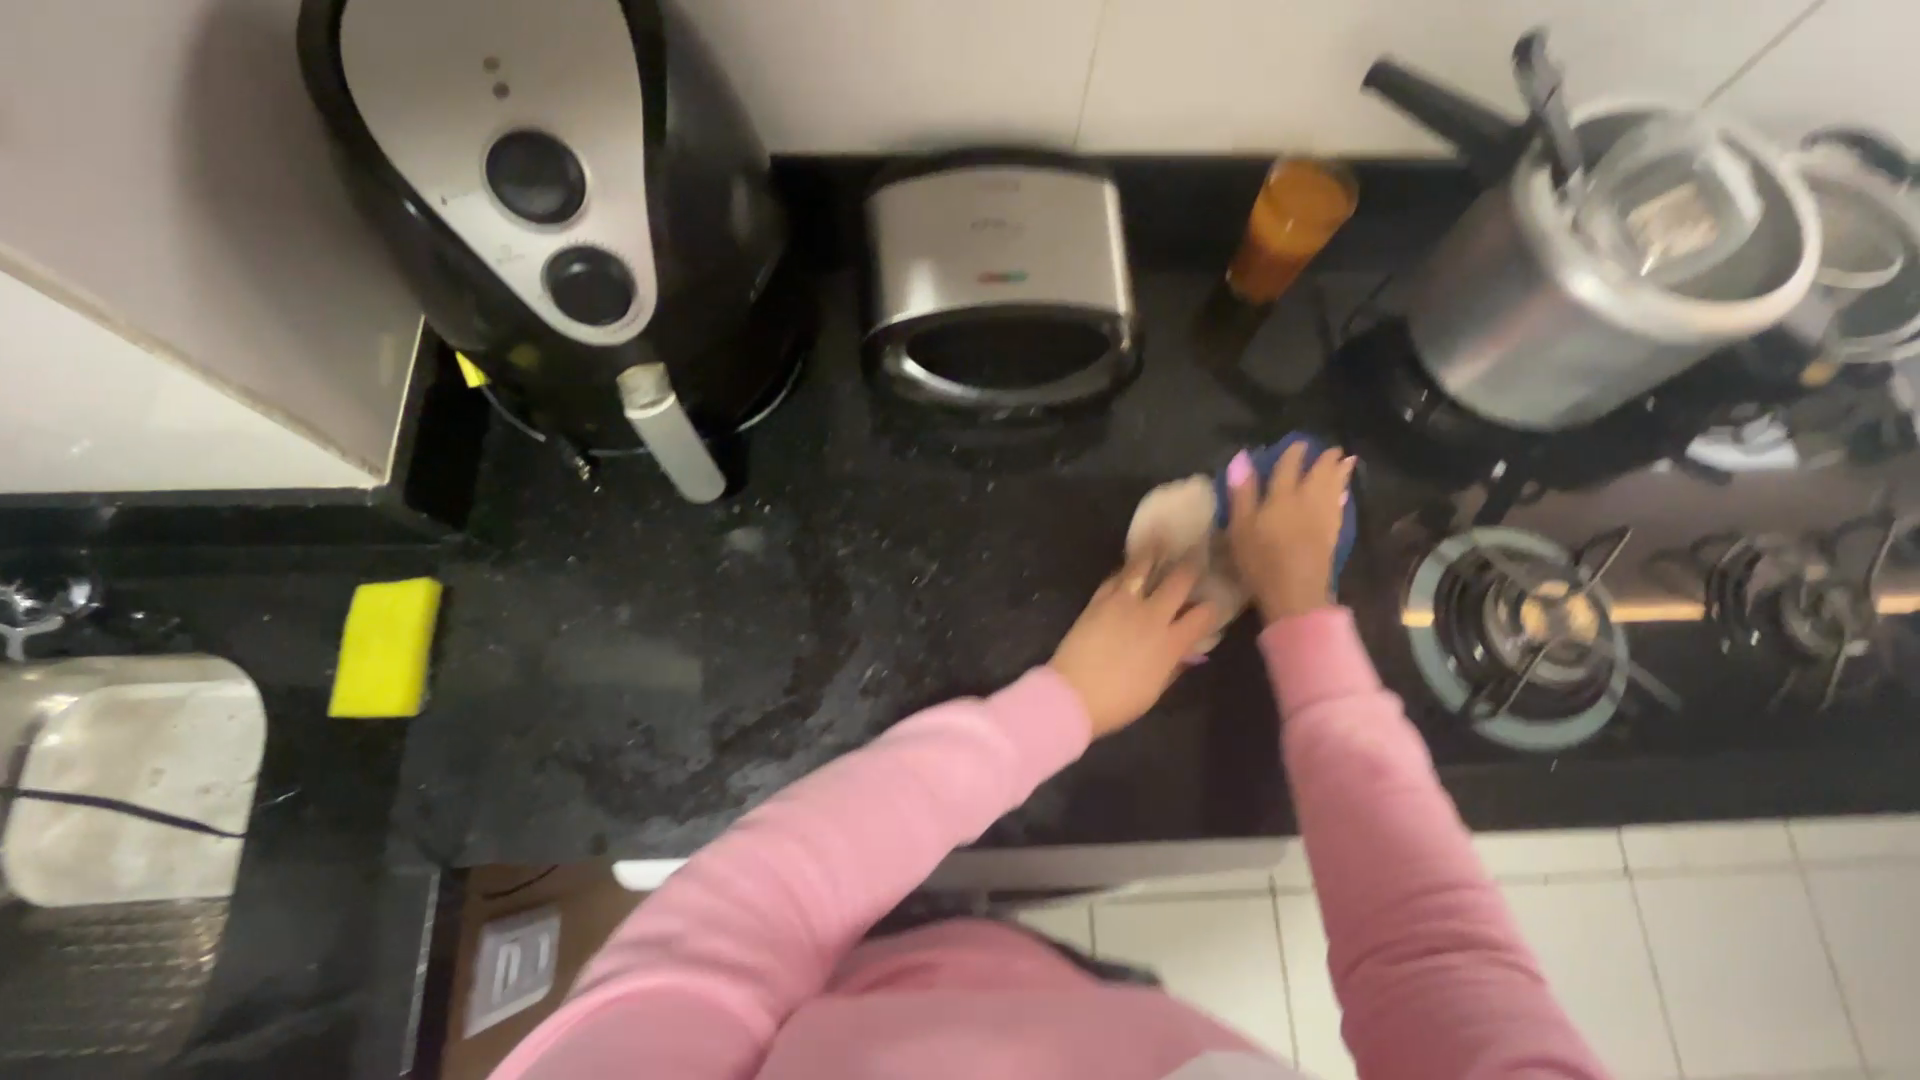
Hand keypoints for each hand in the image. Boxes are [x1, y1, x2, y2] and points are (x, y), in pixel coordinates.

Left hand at [1049, 559, 1220, 737]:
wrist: (1073, 694)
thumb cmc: (1118, 702)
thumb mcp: (1155, 690)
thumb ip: (1174, 667)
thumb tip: (1187, 655)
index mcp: (1171, 642)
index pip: (1202, 616)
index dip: (1212, 608)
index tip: (1214, 602)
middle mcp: (1151, 616)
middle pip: (1178, 581)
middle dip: (1190, 568)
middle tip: (1195, 555)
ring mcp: (1123, 604)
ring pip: (1143, 568)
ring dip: (1155, 551)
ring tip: (1162, 536)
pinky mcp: (1098, 601)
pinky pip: (1115, 578)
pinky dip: (1125, 570)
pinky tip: (1130, 565)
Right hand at [1226, 443, 1353, 622]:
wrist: (1295, 592)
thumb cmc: (1261, 560)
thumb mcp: (1240, 526)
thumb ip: (1242, 493)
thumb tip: (1241, 459)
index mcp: (1282, 496)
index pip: (1289, 467)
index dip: (1293, 453)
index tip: (1298, 443)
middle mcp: (1307, 501)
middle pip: (1319, 474)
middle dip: (1325, 460)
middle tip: (1332, 449)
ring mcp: (1323, 519)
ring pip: (1334, 488)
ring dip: (1339, 474)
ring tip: (1347, 462)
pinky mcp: (1332, 536)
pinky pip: (1339, 508)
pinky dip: (1342, 496)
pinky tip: (1343, 495)